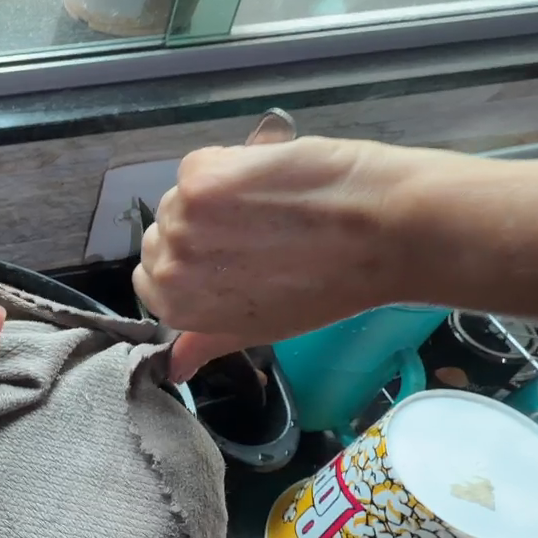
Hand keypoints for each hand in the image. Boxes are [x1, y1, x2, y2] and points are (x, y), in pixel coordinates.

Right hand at [133, 136, 436, 381]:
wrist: (387, 230)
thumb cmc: (330, 287)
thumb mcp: (260, 328)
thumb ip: (206, 342)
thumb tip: (173, 370)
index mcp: (176, 305)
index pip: (150, 280)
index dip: (185, 266)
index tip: (219, 260)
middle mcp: (168, 265)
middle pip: (159, 238)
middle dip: (195, 233)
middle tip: (248, 233)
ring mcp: (181, 218)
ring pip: (178, 200)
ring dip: (211, 199)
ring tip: (264, 206)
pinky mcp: (200, 175)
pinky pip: (197, 168)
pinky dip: (227, 167)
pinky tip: (266, 180)